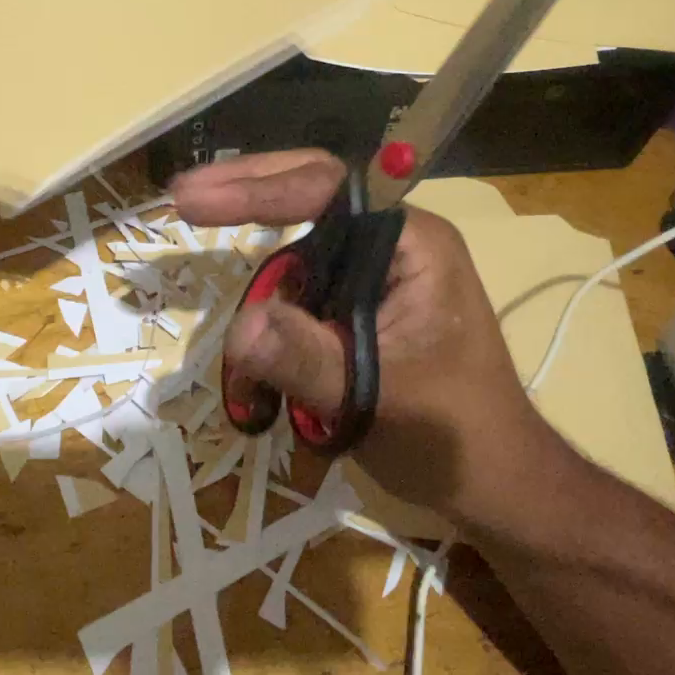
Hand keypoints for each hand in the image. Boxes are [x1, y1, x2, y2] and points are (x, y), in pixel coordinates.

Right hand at [172, 149, 571, 524]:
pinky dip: (266, 345)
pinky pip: (291, 311)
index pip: (327, 189)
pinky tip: (259, 400)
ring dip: (257, 317)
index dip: (257, 185)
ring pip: (288, 272)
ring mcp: (366, 284)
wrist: (493, 489)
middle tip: (182, 205)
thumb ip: (311, 361)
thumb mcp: (382, 398)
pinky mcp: (350, 318)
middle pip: (300, 210)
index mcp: (410, 244)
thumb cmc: (458, 437)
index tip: (193, 199)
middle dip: (244, 211)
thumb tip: (242, 327)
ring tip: (248, 398)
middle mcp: (386, 250)